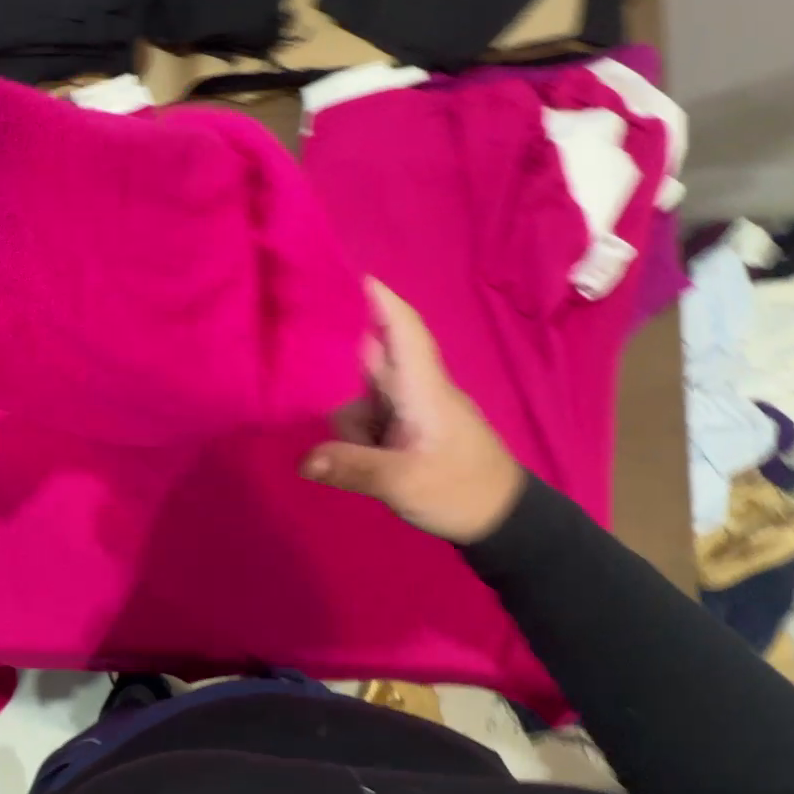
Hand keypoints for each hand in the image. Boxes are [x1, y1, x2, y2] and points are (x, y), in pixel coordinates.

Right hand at [301, 281, 524, 544]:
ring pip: (359, 389)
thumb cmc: (460, 491)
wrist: (500, 520)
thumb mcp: (405, 483)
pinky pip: (362, 414)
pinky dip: (345, 422)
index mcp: (423, 390)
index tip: (349, 273)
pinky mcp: (401, 431)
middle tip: (293, 331)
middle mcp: (414, 391)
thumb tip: (305, 460)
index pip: (403, 332)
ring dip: (335, 401)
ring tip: (306, 413)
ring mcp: (408, 411)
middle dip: (338, 339)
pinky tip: (330, 446)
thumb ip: (354, 468)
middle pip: (371, 354)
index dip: (379, 300)